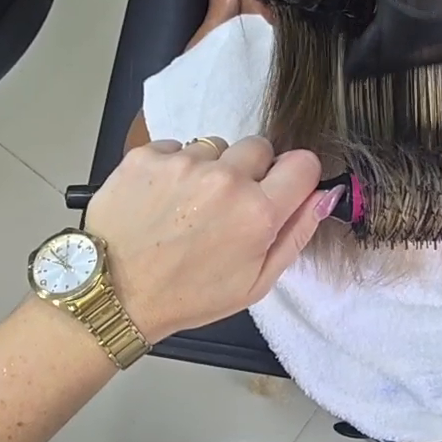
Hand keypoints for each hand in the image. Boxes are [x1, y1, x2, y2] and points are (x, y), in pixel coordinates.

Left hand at [85, 136, 333, 341]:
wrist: (114, 292)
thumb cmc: (189, 295)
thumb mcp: (256, 282)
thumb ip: (297, 234)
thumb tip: (326, 194)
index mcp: (258, 213)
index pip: (302, 162)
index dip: (293, 177)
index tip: (277, 190)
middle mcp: (225, 180)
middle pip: (259, 147)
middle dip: (249, 171)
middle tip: (225, 205)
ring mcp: (183, 163)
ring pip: (215, 146)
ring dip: (209, 168)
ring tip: (187, 205)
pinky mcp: (147, 155)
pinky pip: (176, 147)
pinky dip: (173, 167)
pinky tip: (161, 198)